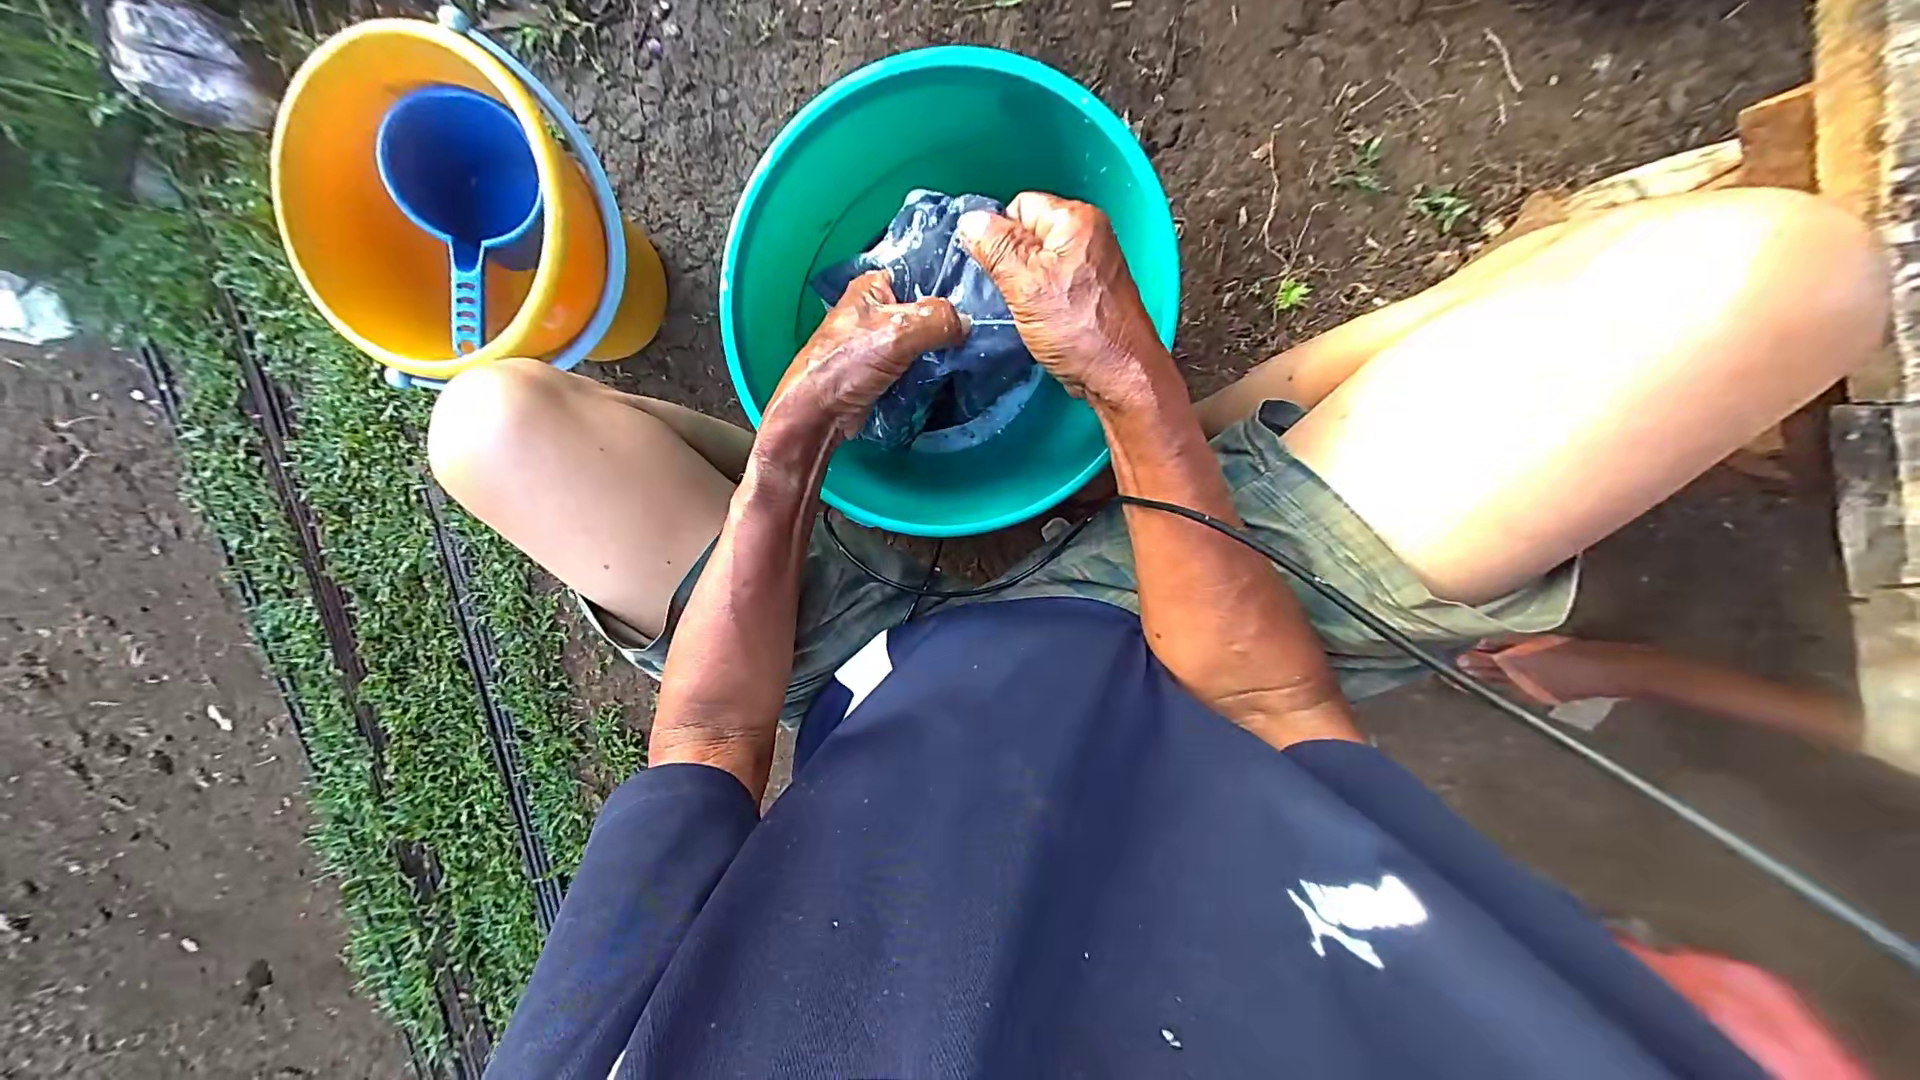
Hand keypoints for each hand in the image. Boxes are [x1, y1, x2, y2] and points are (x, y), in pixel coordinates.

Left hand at [769, 270, 966, 438]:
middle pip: (928, 308)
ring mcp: (883, 341)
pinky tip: (951, 370)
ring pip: (926, 338)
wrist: (819, 415)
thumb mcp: (896, 332)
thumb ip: (936, 320)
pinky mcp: (887, 369)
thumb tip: (967, 323)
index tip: (979, 296)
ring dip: (944, 348)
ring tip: (969, 350)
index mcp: (874, 286)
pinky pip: (919, 362)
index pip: (923, 272)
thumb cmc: (844, 366)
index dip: (951, 282)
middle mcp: (879, 309)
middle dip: (951, 320)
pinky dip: (933, 368)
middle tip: (978, 329)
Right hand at [955, 192, 1169, 410]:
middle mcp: (1089, 232)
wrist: (1120, 375)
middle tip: (1014, 296)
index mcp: (1075, 219)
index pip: (1018, 206)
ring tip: (1029, 312)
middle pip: (1029, 234)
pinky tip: (1043, 321)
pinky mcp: (1093, 291)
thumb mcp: (1025, 285)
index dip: (999, 238)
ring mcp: (1094, 263)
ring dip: (1026, 287)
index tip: (999, 273)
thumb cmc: (1078, 330)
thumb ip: (996, 248)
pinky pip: (1054, 284)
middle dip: (1012, 263)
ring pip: (1039, 263)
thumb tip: (970, 221)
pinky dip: (1043, 300)